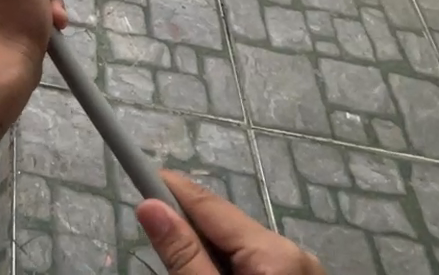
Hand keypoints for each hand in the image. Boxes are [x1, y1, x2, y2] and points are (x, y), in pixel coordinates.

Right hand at [137, 171, 323, 274]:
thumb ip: (185, 257)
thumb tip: (148, 204)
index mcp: (276, 252)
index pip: (207, 202)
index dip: (168, 187)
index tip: (133, 174)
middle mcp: (296, 252)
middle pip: (221, 226)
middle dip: (189, 234)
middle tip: (163, 257)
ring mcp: (305, 271)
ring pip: (236, 247)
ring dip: (208, 256)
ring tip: (190, 274)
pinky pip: (255, 265)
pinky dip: (229, 270)